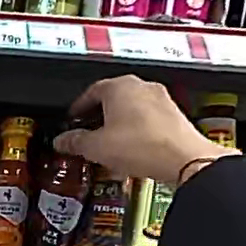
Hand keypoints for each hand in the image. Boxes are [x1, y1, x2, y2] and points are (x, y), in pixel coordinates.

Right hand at [53, 75, 238, 184]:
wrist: (182, 159)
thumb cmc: (143, 145)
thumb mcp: (95, 147)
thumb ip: (75, 141)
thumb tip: (63, 140)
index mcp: (120, 86)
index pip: (91, 91)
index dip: (78, 107)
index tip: (73, 118)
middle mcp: (142, 87)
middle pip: (112, 98)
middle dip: (98, 115)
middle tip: (87, 131)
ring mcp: (161, 100)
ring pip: (131, 108)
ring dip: (117, 122)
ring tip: (107, 142)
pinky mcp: (173, 116)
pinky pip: (147, 119)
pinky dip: (134, 130)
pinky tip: (129, 148)